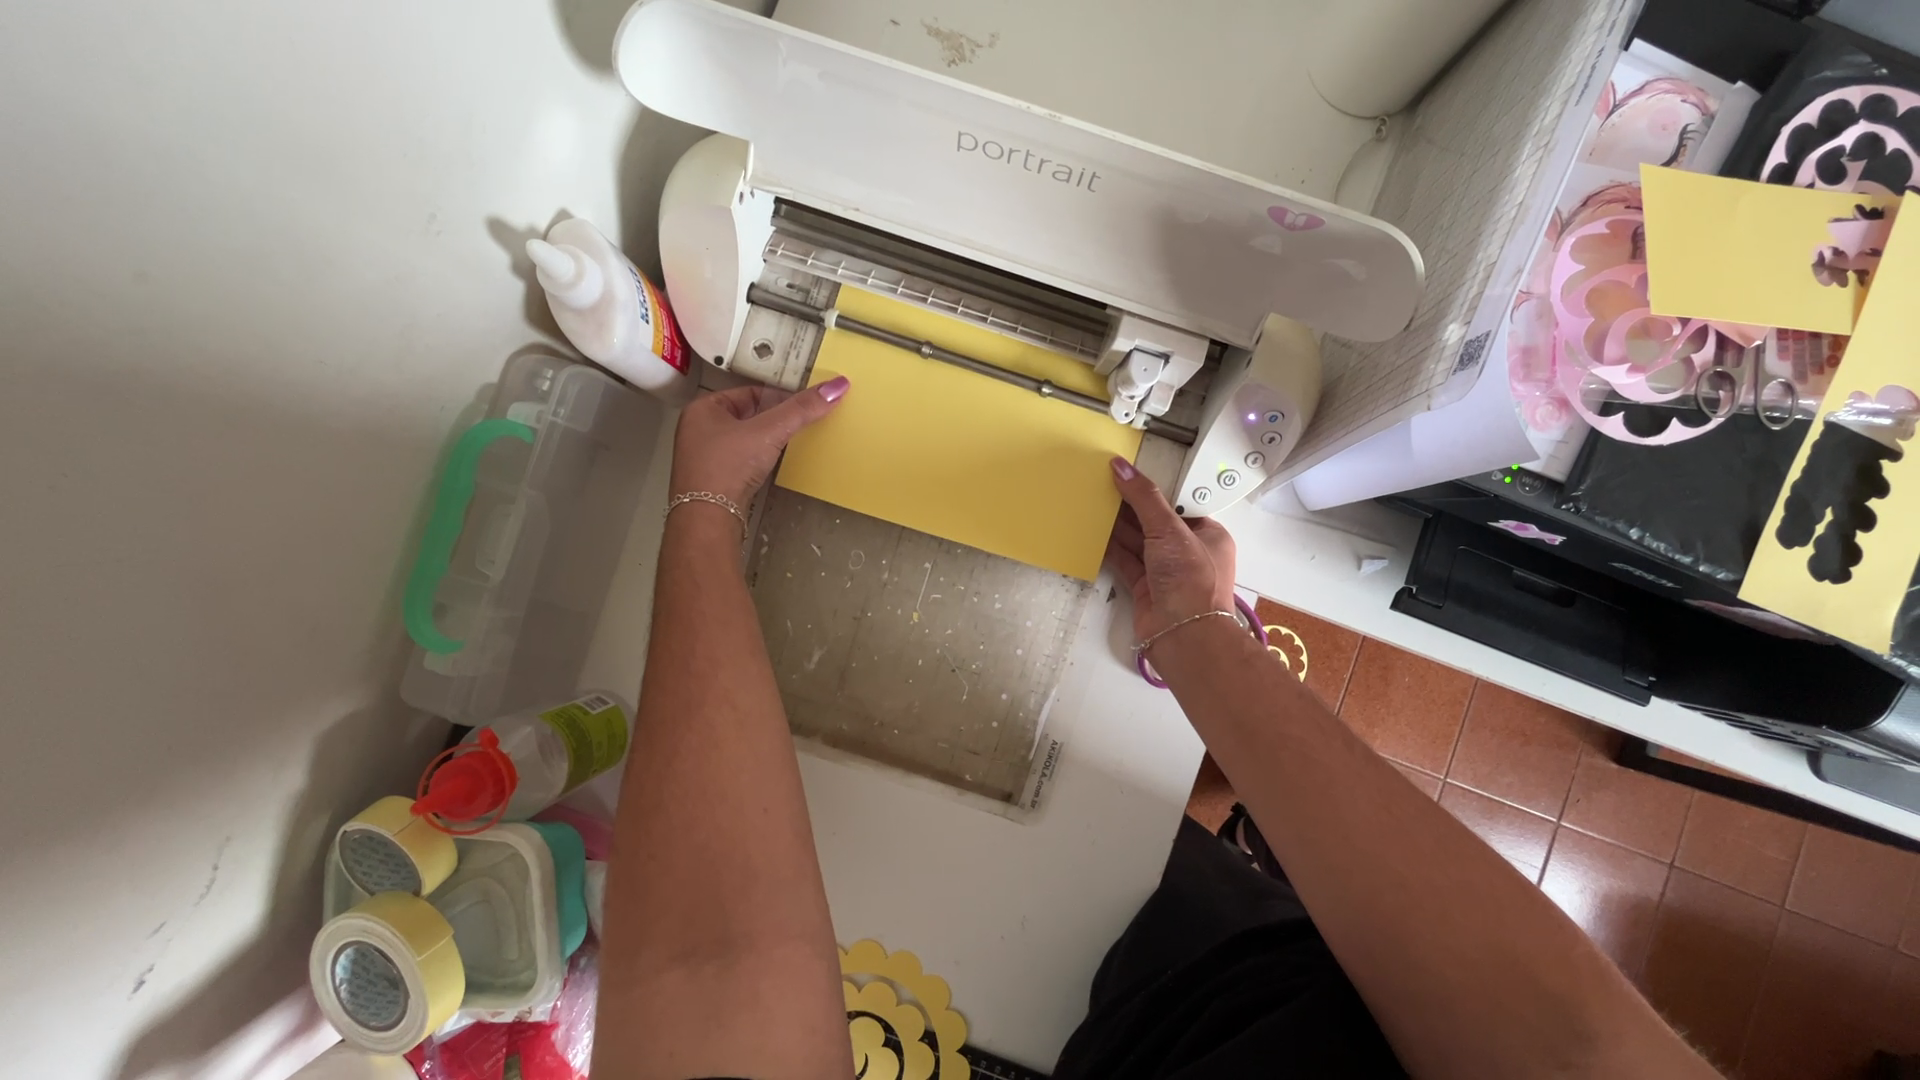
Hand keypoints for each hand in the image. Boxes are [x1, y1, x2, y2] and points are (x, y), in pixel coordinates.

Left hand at [669, 376, 849, 506]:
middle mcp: (699, 429)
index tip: (802, 406)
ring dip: (767, 440)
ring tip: (790, 443)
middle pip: (748, 415)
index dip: (778, 397)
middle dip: (774, 420)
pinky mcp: (713, 480)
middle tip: (801, 423)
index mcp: (704, 408)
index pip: (749, 393)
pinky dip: (759, 459)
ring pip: (745, 438)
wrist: (708, 517)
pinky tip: (773, 465)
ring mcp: (704, 456)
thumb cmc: (729, 466)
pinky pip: (742, 460)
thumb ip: (801, 409)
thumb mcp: (769, 432)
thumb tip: (837, 386)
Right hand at [1104, 456, 1236, 641]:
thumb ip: (1144, 498)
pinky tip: (1094, 532)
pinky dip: (1111, 548)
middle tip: (1104, 485)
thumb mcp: (1169, 529)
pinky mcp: (1145, 588)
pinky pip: (1125, 562)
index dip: (1155, 491)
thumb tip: (1121, 467)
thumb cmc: (1190, 579)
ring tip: (1093, 503)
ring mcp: (1166, 572)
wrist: (1184, 635)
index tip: (1129, 476)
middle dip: (1131, 507)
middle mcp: (1188, 553)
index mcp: (1208, 535)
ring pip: (1138, 542)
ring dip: (1118, 526)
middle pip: (1155, 522)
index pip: (1179, 506)